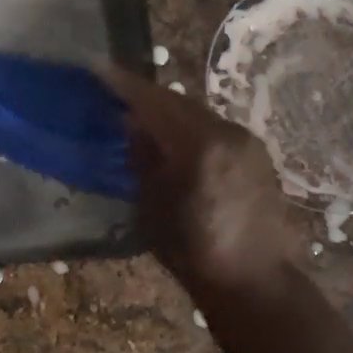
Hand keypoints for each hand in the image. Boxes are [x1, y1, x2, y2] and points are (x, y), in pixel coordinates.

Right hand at [99, 67, 297, 291]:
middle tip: (112, 90)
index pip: (153, 101)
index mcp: (200, 144)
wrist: (256, 284)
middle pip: (177, 102)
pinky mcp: (257, 157)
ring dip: (167, 110)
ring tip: (138, 113)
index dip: (122, 85)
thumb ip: (141, 158)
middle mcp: (228, 133)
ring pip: (197, 114)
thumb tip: (131, 124)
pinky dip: (187, 126)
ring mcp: (248, 143)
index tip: (95, 68)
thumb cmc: (193, 250)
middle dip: (144, 95)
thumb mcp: (152, 205)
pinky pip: (214, 129)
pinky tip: (172, 138)